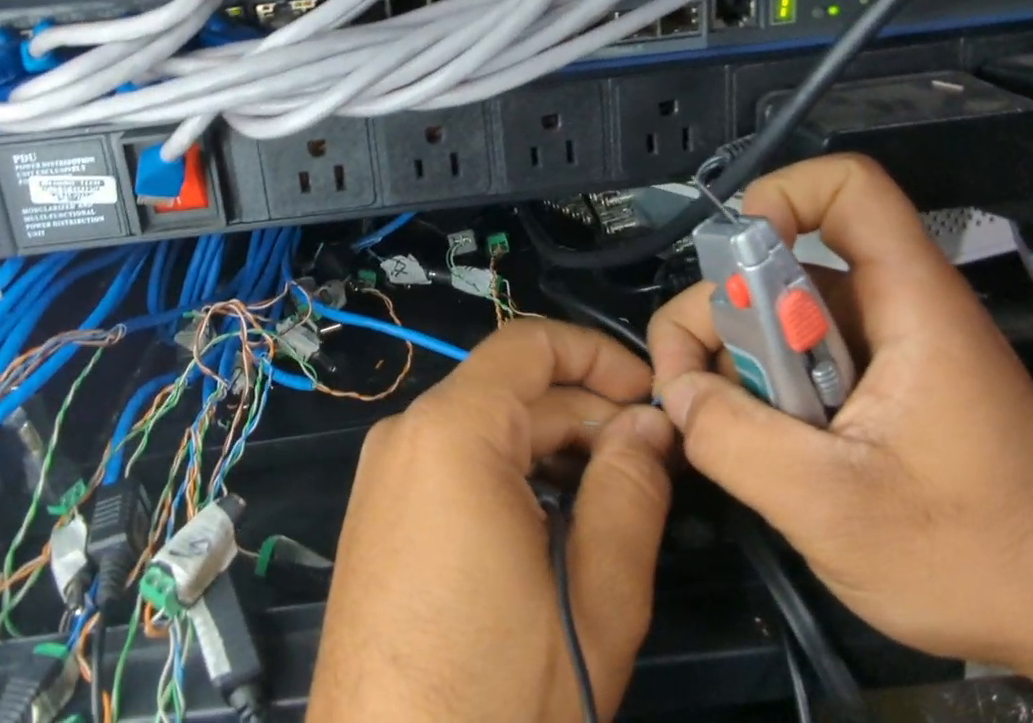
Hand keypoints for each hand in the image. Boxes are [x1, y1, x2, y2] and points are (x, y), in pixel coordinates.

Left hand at [311, 320, 673, 721]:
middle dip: (586, 415)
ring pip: (483, 431)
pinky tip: (553, 530)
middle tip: (654, 467)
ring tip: (613, 503)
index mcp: (451, 433)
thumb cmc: (500, 694)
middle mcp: (404, 437)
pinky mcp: (377, 519)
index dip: (601, 356)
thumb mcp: (596, 596)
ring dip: (553, 451)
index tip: (655, 399)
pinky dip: (511, 477)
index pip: (529, 344)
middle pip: (509, 392)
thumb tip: (648, 423)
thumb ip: (630, 489)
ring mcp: (382, 479)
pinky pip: (453, 468)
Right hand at [648, 154, 1032, 683]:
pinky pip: (799, 365)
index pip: (848, 190)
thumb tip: (677, 391)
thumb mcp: (830, 506)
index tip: (726, 273)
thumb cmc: (978, 563)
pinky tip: (763, 453)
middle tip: (693, 397)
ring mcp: (889, 357)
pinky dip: (763, 397)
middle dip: (719, 318)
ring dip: (735, 368)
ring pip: (782, 320)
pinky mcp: (884, 395)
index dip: (778, 198)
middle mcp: (898, 314)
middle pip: (784, 265)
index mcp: (911, 309)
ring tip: (727, 438)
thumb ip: (733, 438)